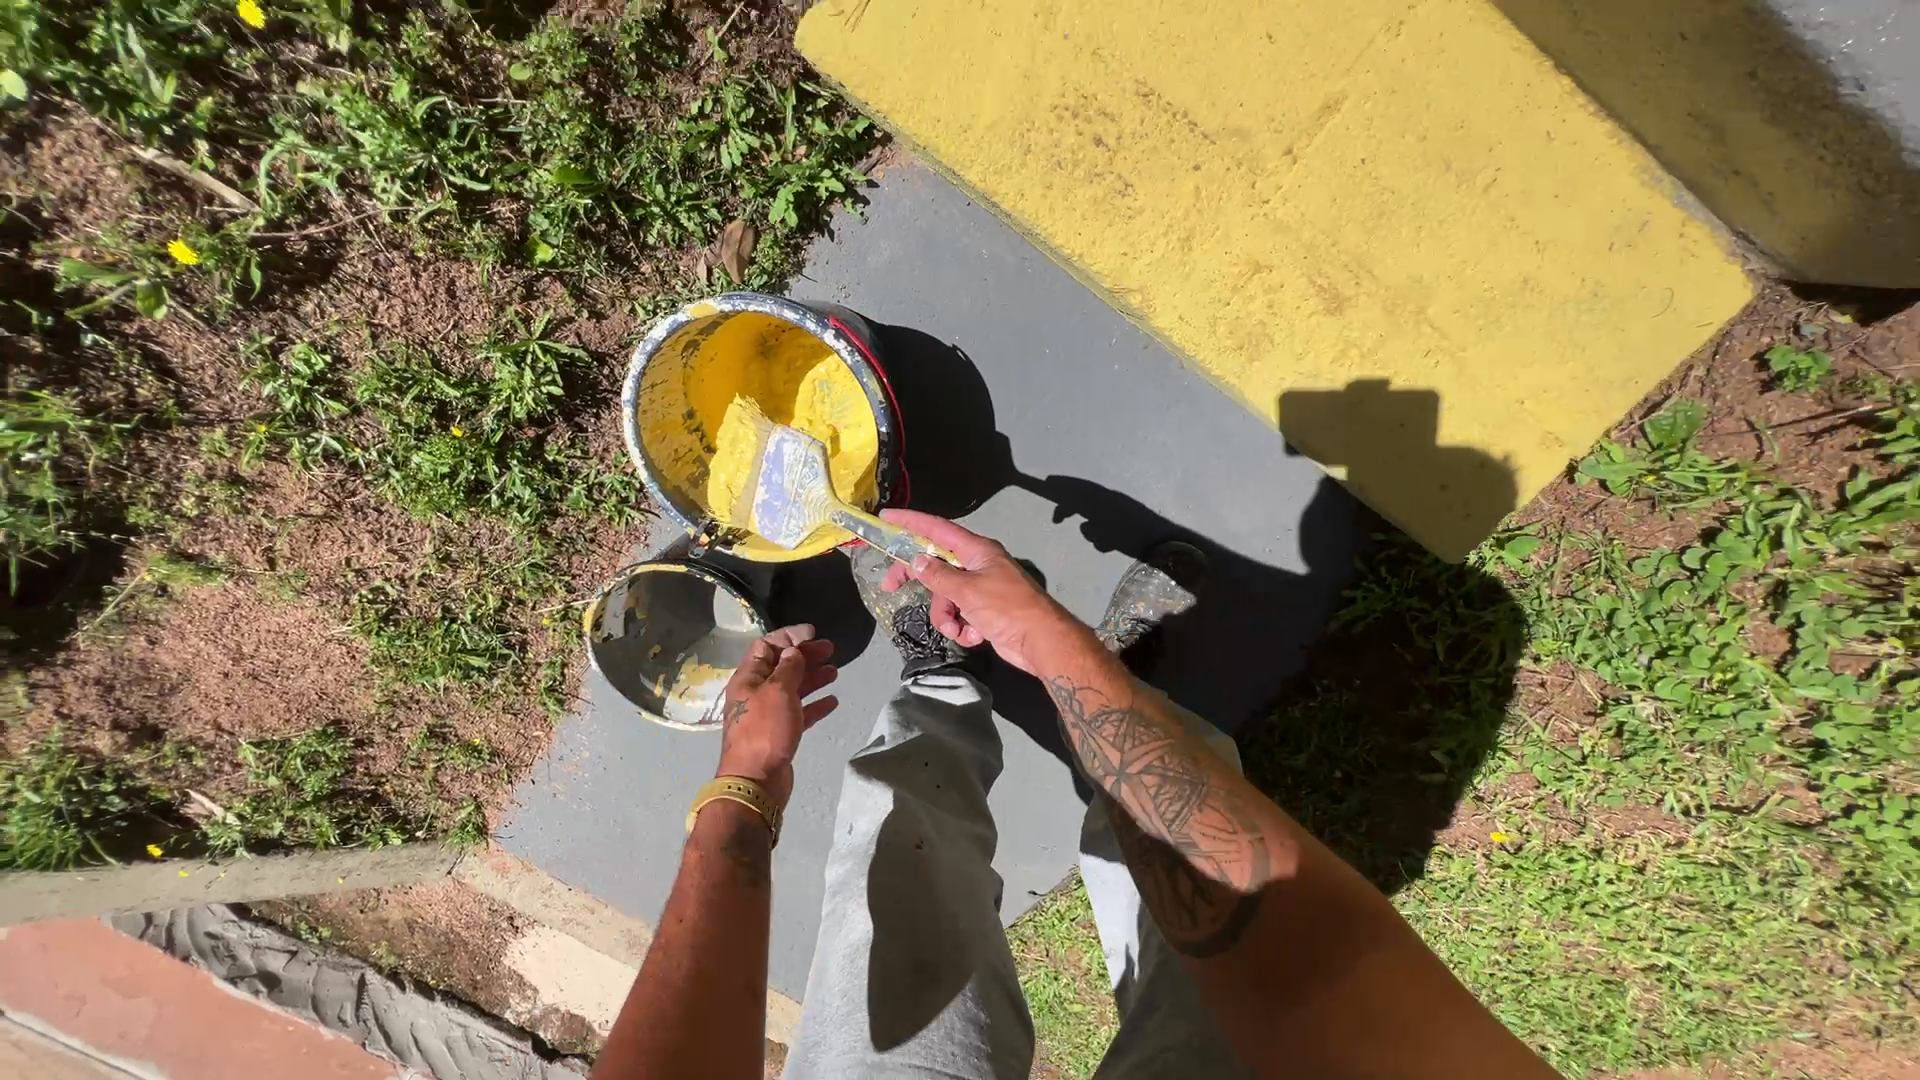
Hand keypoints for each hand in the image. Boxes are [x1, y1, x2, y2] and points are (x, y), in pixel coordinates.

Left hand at [713, 624, 838, 807]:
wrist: (756, 781)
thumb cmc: (765, 730)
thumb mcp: (778, 691)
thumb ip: (788, 668)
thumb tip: (793, 651)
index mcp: (748, 678)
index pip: (766, 647)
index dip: (789, 636)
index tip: (812, 632)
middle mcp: (756, 693)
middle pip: (782, 666)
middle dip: (805, 656)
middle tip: (830, 649)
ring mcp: (768, 714)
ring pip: (793, 689)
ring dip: (813, 678)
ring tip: (835, 672)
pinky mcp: (780, 733)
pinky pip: (799, 712)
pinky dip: (815, 704)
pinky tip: (832, 701)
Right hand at [878, 509, 1087, 674]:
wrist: (1040, 641)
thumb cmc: (1006, 608)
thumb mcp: (967, 591)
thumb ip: (938, 576)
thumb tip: (917, 561)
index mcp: (976, 550)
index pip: (937, 529)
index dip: (911, 522)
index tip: (887, 517)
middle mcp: (977, 564)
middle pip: (936, 566)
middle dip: (918, 580)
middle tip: (888, 587)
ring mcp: (981, 588)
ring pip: (946, 597)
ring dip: (946, 616)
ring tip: (958, 629)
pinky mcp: (984, 611)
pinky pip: (960, 615)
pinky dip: (963, 627)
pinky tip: (975, 636)